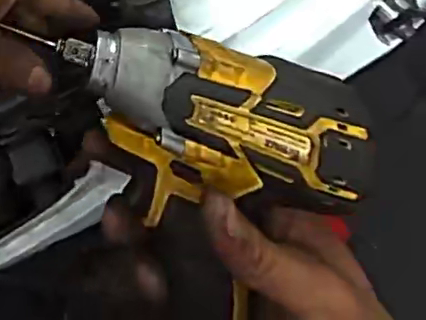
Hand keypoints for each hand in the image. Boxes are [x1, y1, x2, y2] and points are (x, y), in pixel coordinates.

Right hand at [80, 132, 388, 319]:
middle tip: (102, 151)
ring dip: (131, 220)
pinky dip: (139, 272)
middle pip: (177, 192)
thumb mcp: (323, 295)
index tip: (138, 123)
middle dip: (136, 170)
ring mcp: (219, 275)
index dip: (176, 140)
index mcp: (276, 218)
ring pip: (160, 232)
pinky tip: (140, 274)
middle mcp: (240, 238)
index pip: (219, 164)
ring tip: (118, 222)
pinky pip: (159, 277)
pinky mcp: (198, 303)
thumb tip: (214, 203)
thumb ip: (268, 253)